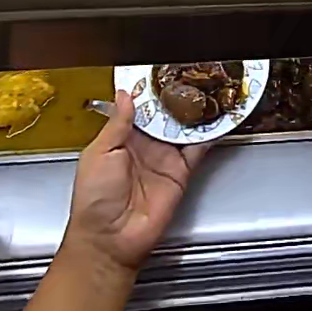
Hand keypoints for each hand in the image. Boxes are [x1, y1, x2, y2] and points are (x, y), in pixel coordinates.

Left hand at [62, 90, 207, 277]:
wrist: (110, 240)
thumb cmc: (94, 199)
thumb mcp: (98, 153)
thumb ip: (117, 123)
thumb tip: (125, 94)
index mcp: (122, 137)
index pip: (139, 106)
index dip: (150, 90)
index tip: (161, 70)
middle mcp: (145, 144)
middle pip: (165, 114)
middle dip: (176, 96)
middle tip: (190, 73)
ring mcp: (164, 157)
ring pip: (183, 127)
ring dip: (194, 111)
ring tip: (207, 88)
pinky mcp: (180, 172)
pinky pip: (197, 149)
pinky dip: (208, 135)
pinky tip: (217, 118)